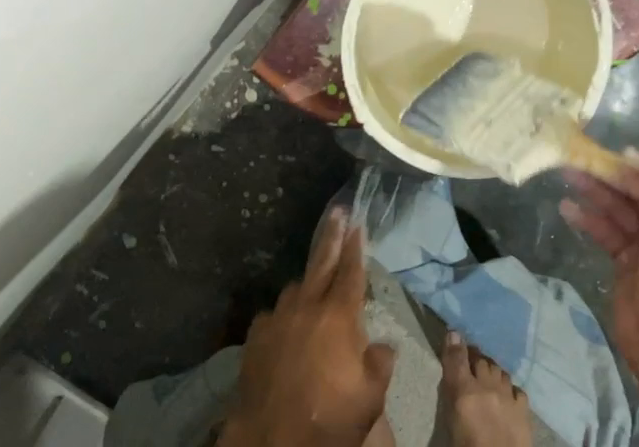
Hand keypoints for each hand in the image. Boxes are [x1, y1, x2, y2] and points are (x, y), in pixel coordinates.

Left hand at [221, 209, 395, 446]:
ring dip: (308, 283)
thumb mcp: (371, 398)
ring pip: (295, 289)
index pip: (351, 273)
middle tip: (338, 213)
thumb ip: (380, 364)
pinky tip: (288, 325)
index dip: (357, 248)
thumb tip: (382, 346)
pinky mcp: (256, 335)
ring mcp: (277, 318)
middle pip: (322, 264)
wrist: (272, 438)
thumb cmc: (329, 418)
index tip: (359, 225)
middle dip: (332, 237)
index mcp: (338, 317)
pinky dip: (285, 315)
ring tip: (316, 285)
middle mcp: (306, 307)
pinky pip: (274, 314)